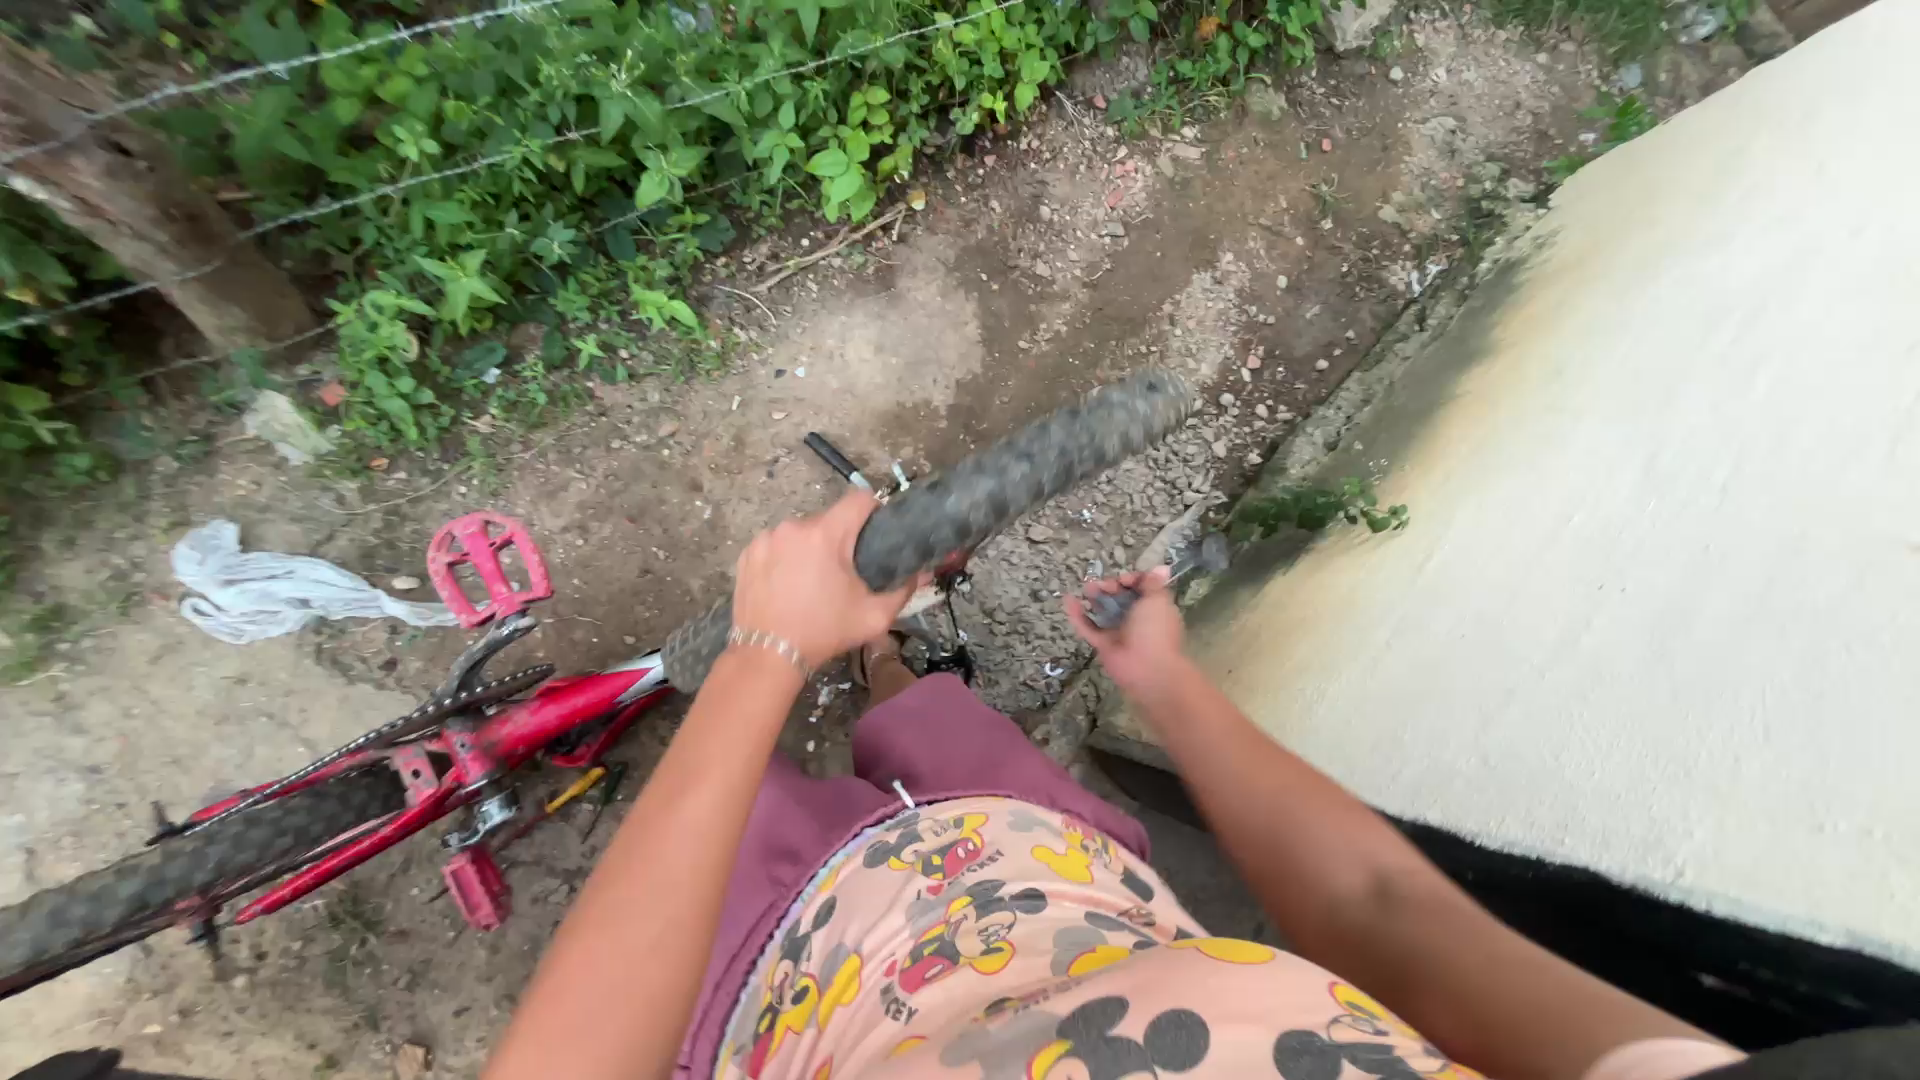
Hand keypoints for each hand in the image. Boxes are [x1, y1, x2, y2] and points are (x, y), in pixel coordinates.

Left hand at [731, 491, 918, 670]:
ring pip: (801, 533)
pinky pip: (776, 545)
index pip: (859, 499)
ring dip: (811, 548)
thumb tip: (922, 573)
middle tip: (845, 570)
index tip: (876, 532)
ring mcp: (766, 539)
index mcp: (826, 535)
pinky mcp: (747, 554)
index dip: (874, 511)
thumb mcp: (873, 616)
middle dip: (840, 539)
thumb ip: (903, 590)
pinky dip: (785, 558)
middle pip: (828, 520)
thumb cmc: (824, 633)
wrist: (767, 656)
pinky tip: (787, 584)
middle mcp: (793, 527)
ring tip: (812, 580)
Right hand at [1064, 566, 1186, 696]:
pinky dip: (1078, 615)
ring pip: (1104, 611)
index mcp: (1153, 607)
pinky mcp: (1104, 644)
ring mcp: (1119, 632)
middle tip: (1102, 585)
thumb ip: (1153, 583)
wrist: (1148, 669)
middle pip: (1120, 597)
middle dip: (1111, 587)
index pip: (1140, 588)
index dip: (1131, 580)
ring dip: (1094, 598)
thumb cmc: (1155, 629)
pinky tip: (1067, 600)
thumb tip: (1161, 567)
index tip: (1123, 580)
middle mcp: (1137, 618)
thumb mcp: (1158, 600)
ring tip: (1085, 588)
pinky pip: (1089, 627)